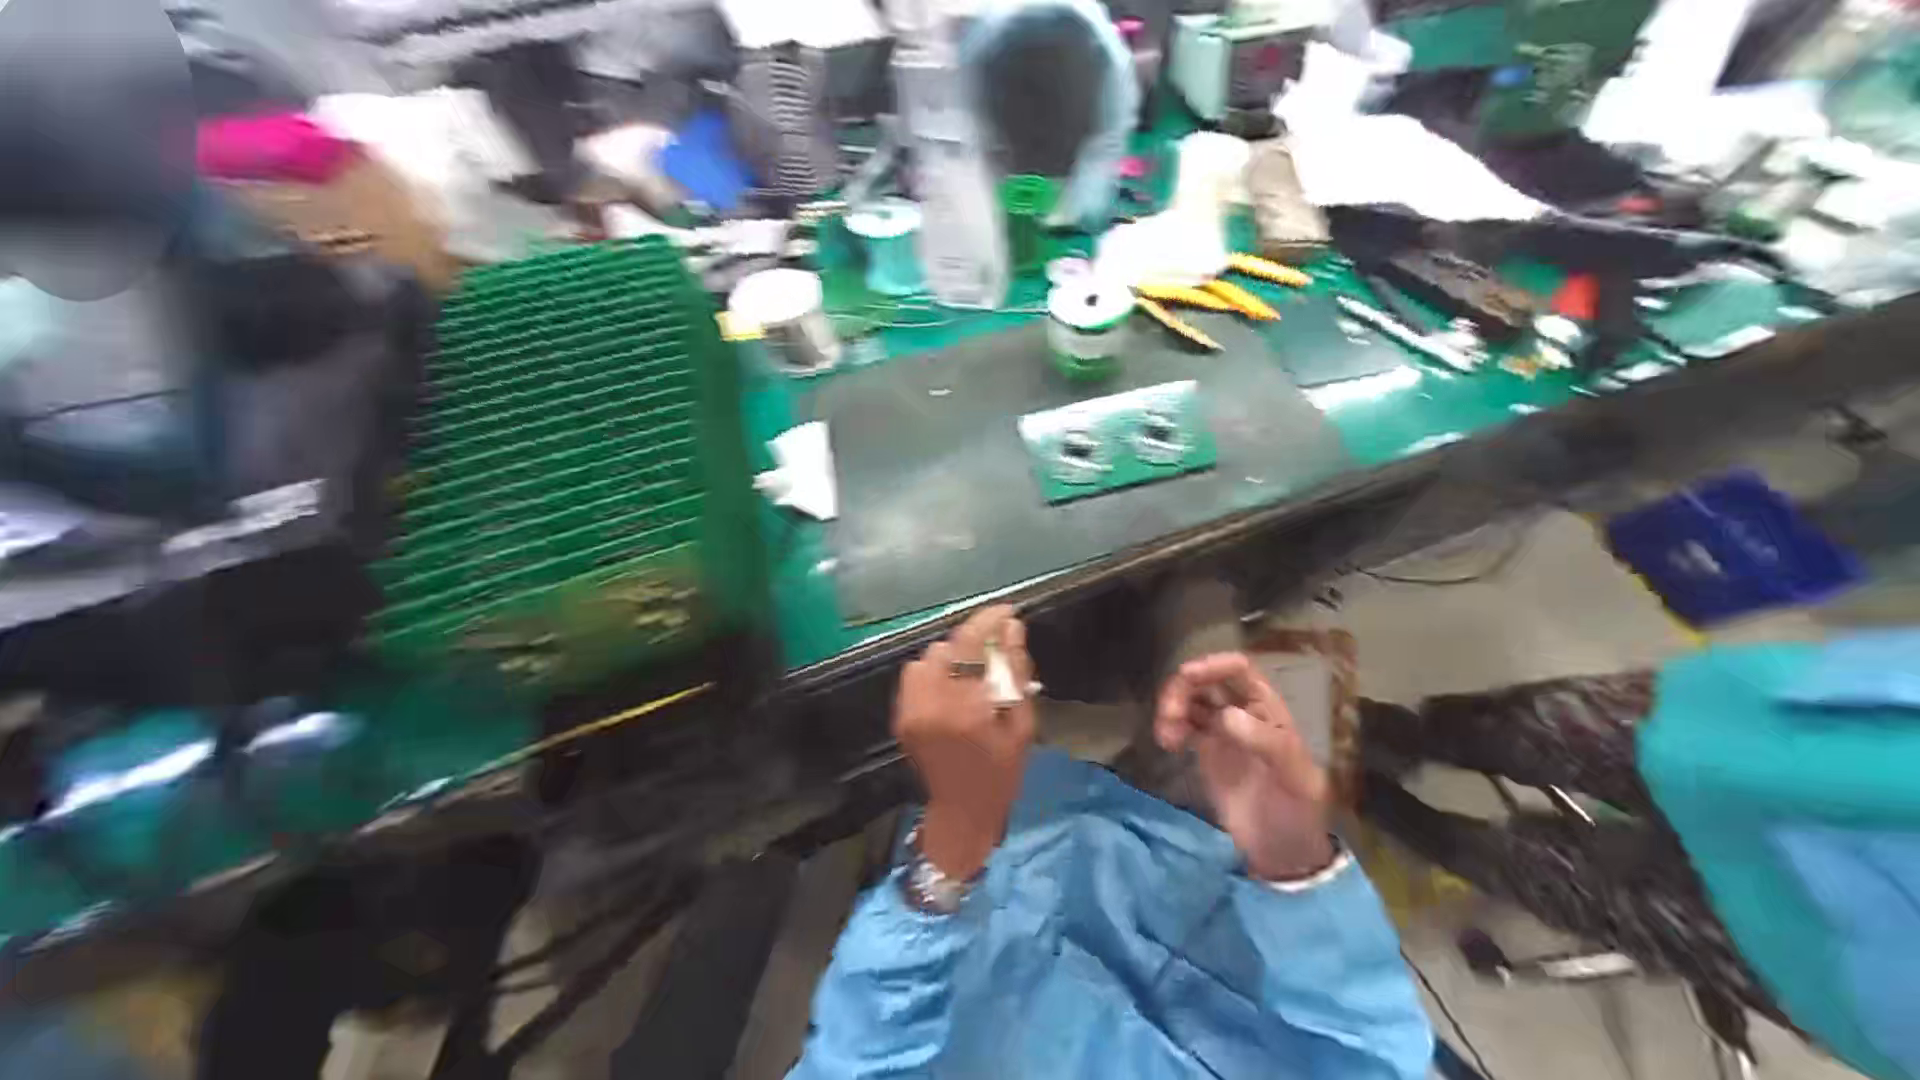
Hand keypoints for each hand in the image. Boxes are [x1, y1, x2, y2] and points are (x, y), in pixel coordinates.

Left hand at [893, 605, 1034, 879]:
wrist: (962, 812)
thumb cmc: (1002, 773)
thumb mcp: (1022, 725)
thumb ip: (1016, 673)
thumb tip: (1013, 628)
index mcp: (965, 710)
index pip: (971, 646)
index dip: (988, 622)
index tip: (1007, 612)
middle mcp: (930, 704)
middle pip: (948, 647)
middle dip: (973, 640)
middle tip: (997, 645)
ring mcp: (911, 710)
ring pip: (928, 657)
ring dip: (953, 655)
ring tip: (975, 668)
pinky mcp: (902, 715)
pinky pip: (915, 675)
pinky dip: (935, 670)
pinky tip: (954, 683)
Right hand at [1155, 653, 1333, 881]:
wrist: (1283, 854)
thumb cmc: (1298, 814)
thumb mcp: (1295, 780)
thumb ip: (1267, 745)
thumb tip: (1226, 716)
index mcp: (1269, 711)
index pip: (1240, 670)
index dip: (1214, 664)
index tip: (1187, 674)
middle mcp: (1243, 713)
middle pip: (1206, 681)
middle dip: (1182, 688)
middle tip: (1169, 712)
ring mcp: (1222, 732)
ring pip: (1190, 700)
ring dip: (1172, 706)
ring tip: (1166, 734)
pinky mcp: (1205, 751)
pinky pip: (1183, 725)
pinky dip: (1170, 727)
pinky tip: (1168, 744)